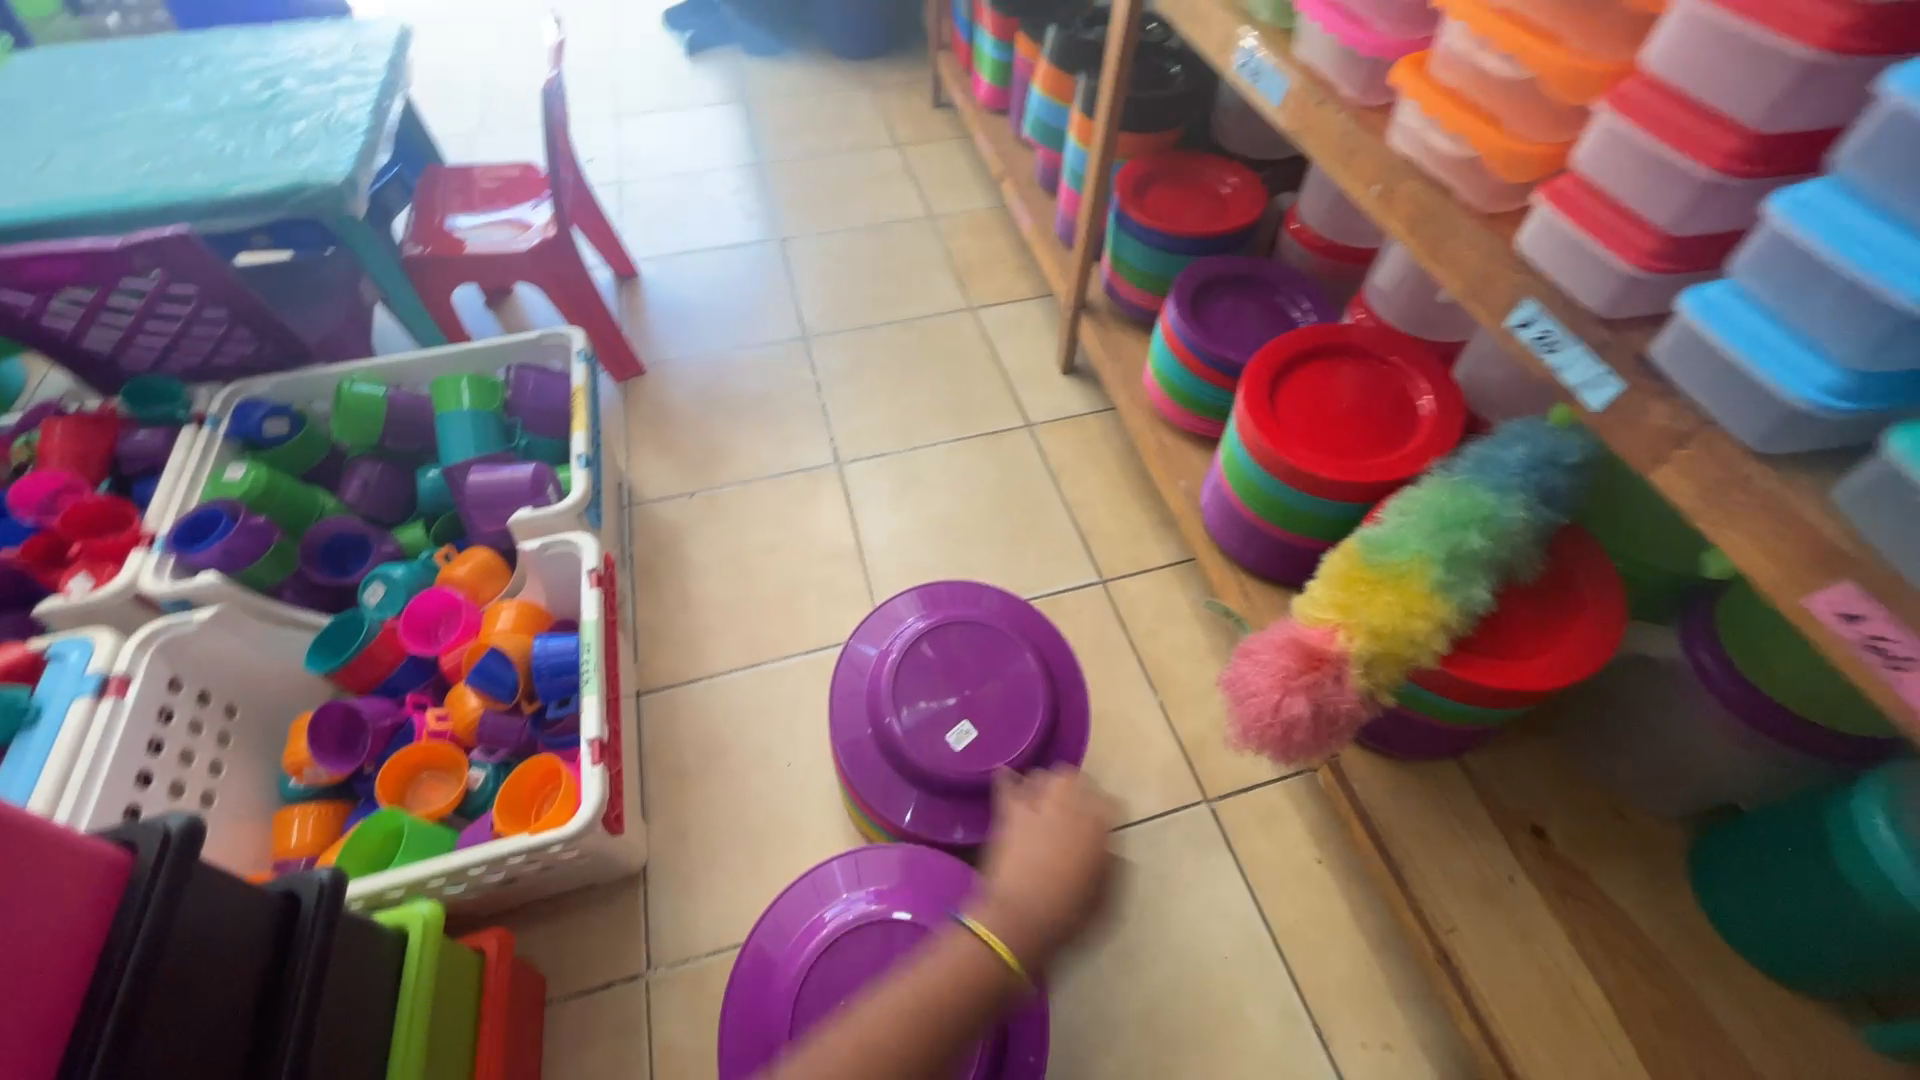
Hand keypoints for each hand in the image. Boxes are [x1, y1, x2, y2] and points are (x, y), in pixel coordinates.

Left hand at [965, 767, 1118, 975]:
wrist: (1020, 918)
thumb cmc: (1067, 914)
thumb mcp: (1104, 896)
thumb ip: (1110, 865)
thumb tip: (1111, 849)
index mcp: (1099, 827)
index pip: (1110, 803)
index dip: (1107, 811)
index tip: (1104, 822)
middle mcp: (1070, 806)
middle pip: (1075, 779)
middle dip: (1076, 788)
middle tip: (1075, 805)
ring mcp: (1037, 805)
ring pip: (1044, 776)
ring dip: (1046, 785)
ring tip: (1045, 800)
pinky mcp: (1010, 811)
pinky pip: (1007, 782)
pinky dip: (1009, 780)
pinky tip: (1009, 782)